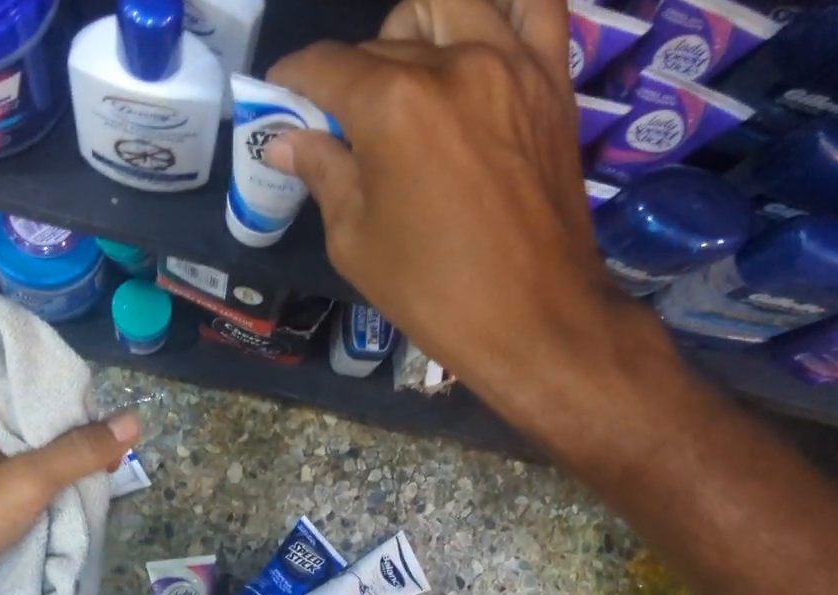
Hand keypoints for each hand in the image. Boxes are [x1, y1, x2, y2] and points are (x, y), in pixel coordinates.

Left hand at [0, 405, 139, 594]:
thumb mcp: (28, 480)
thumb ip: (79, 451)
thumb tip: (134, 420)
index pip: (36, 405)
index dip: (78, 422)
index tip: (111, 448)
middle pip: (31, 441)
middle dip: (68, 460)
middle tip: (105, 480)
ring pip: (18, 476)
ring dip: (50, 491)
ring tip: (86, 505)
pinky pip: (3, 505)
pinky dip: (29, 514)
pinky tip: (52, 527)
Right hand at [266, 1, 691, 459]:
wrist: (533, 320)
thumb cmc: (434, 292)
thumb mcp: (356, 243)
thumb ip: (322, 173)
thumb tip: (286, 140)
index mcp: (393, 106)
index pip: (326, 65)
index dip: (293, 78)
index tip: (283, 97)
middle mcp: (452, 64)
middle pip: (383, 38)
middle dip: (352, 75)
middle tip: (349, 123)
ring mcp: (511, 64)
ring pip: (448, 5)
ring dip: (414, 31)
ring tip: (410, 78)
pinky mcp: (554, 81)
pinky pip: (535, 6)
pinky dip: (501, 10)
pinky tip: (480, 40)